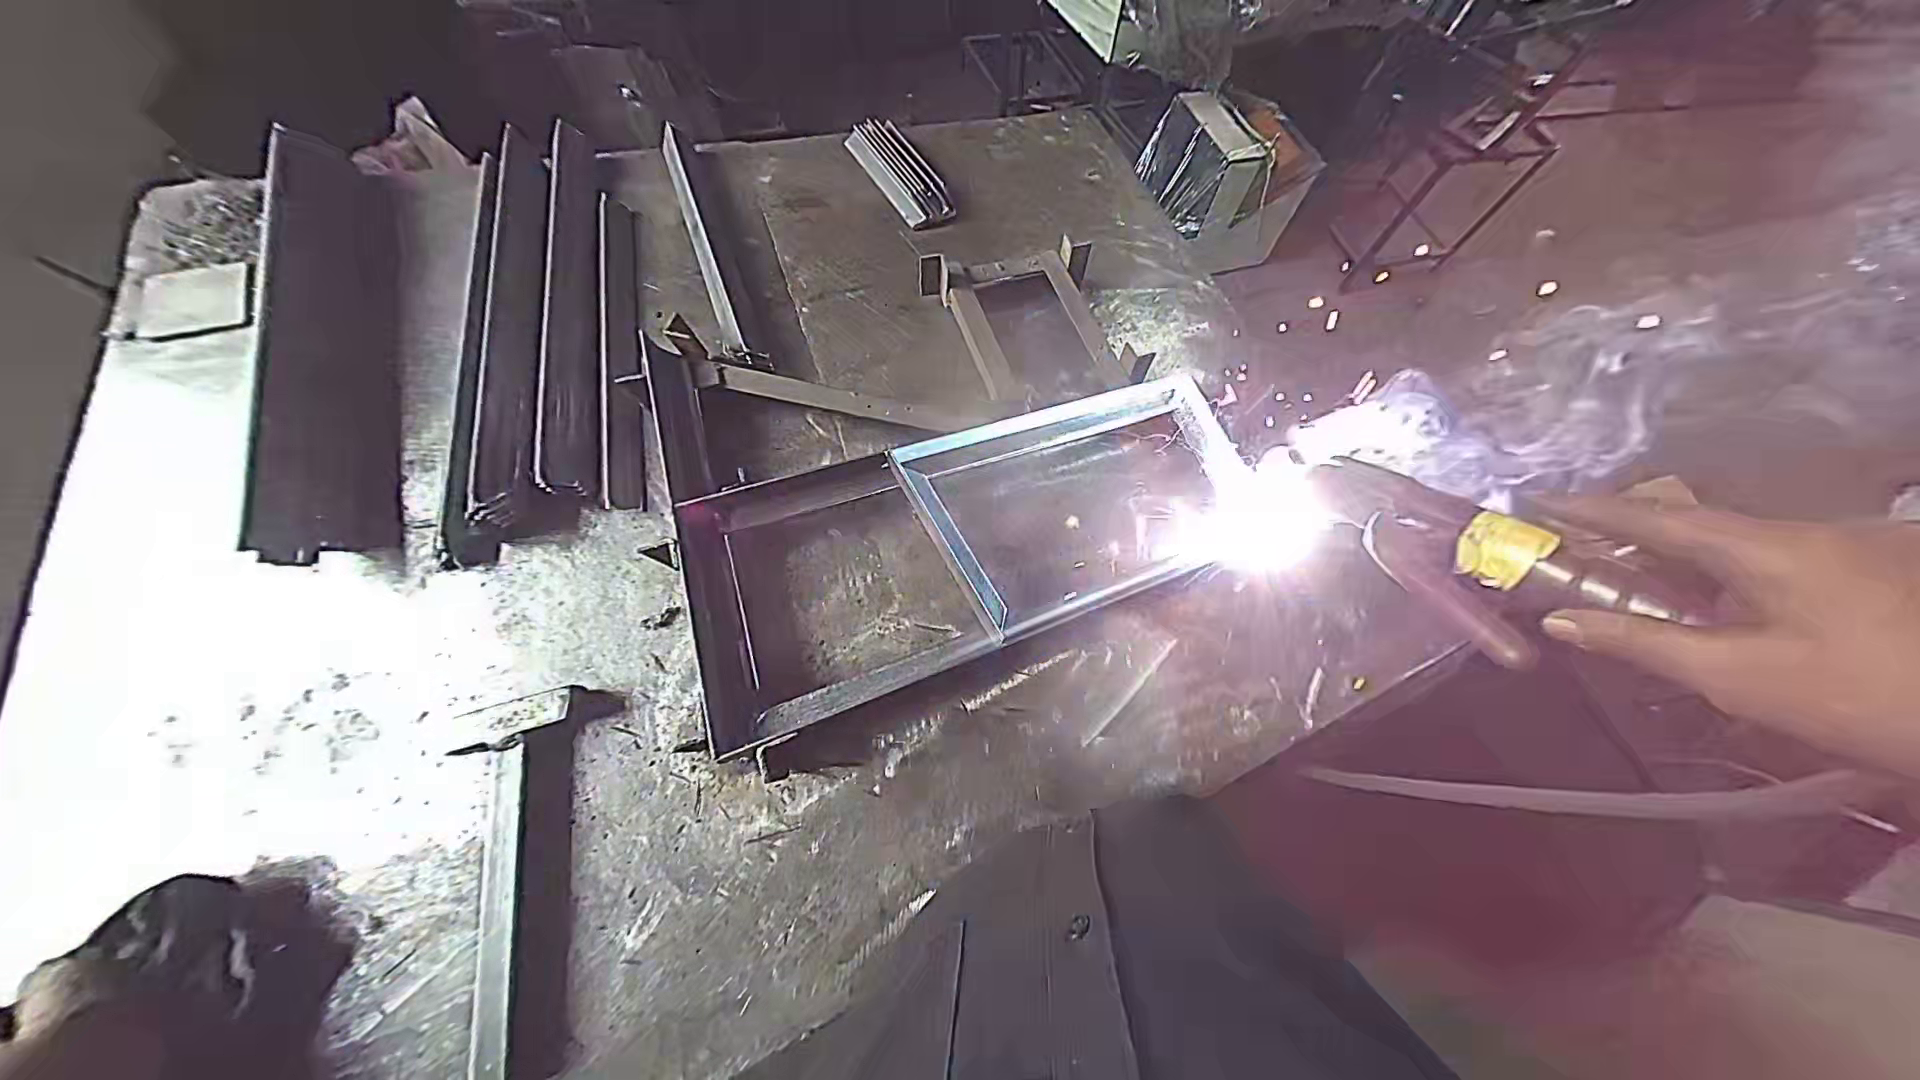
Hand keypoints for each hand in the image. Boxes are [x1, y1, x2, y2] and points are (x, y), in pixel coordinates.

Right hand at [1534, 496, 1919, 778]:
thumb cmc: (1871, 697)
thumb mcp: (1738, 677)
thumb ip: (1640, 642)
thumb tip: (1559, 620)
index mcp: (1773, 550)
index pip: (1658, 517)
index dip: (1590, 509)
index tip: (1537, 501)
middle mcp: (1818, 535)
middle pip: (1700, 527)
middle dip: (1632, 536)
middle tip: (1577, 552)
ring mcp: (1864, 551)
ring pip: (1744, 546)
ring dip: (1682, 562)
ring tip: (1638, 587)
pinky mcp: (1891, 575)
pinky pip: (1782, 562)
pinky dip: (1728, 577)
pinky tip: (1720, 608)